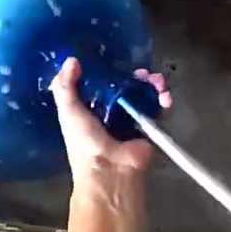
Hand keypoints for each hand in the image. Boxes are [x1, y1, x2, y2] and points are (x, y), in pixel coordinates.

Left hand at [48, 57, 170, 187]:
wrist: (110, 171)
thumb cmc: (85, 142)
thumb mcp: (68, 112)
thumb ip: (65, 86)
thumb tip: (71, 60)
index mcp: (89, 109)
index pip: (101, 83)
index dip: (110, 70)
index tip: (117, 60)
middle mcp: (110, 112)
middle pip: (126, 86)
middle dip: (136, 76)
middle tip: (143, 73)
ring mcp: (131, 119)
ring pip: (144, 94)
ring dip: (152, 84)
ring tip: (157, 81)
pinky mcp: (148, 128)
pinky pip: (157, 108)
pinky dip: (163, 100)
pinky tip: (165, 96)